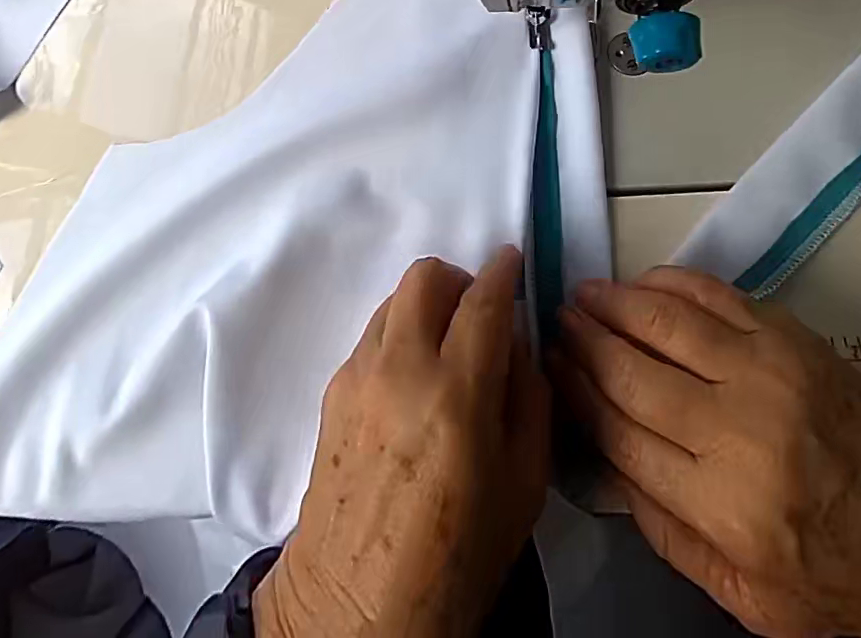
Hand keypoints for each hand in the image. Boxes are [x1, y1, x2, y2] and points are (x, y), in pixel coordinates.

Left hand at [254, 247, 551, 637]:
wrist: (361, 599)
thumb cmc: (459, 553)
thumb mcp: (525, 482)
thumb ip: (527, 395)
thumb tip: (514, 341)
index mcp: (457, 392)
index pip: (483, 302)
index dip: (503, 272)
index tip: (512, 261)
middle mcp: (401, 367)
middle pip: (424, 277)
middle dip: (458, 279)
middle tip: (478, 310)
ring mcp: (359, 373)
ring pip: (394, 301)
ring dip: (426, 306)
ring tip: (445, 348)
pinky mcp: (333, 386)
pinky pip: (372, 336)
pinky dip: (400, 336)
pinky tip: (412, 381)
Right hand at [549, 266, 860, 637]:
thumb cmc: (853, 576)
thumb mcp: (753, 599)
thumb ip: (665, 530)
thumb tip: (602, 455)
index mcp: (725, 507)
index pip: (615, 432)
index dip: (571, 391)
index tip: (548, 366)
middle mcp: (738, 433)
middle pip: (626, 371)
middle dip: (579, 342)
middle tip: (555, 323)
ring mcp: (767, 375)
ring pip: (659, 322)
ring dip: (609, 303)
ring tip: (582, 296)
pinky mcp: (792, 339)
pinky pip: (710, 293)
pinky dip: (665, 281)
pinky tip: (639, 283)